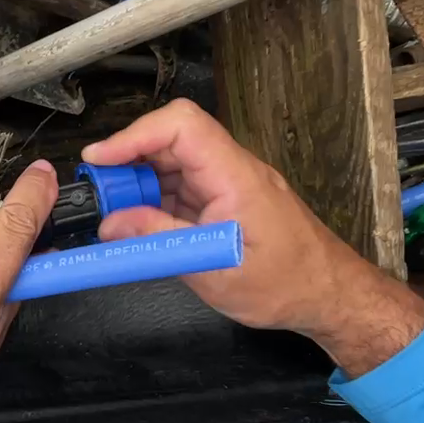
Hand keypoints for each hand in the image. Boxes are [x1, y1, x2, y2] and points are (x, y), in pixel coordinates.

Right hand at [82, 100, 423, 376]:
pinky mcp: (220, 201)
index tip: (96, 160)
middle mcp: (230, 170)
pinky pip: (177, 189)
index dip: (133, 135)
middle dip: (126, 162)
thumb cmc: (284, 284)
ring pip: (169, 165)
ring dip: (135, 185)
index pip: (181, 127)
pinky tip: (136, 226)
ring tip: (111, 217)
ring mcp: (225, 185)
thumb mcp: (212, 267)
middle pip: (169, 140)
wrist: (327, 295)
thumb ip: (159, 239)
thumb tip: (109, 224)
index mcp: (235, 176)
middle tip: (98, 197)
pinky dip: (149, 203)